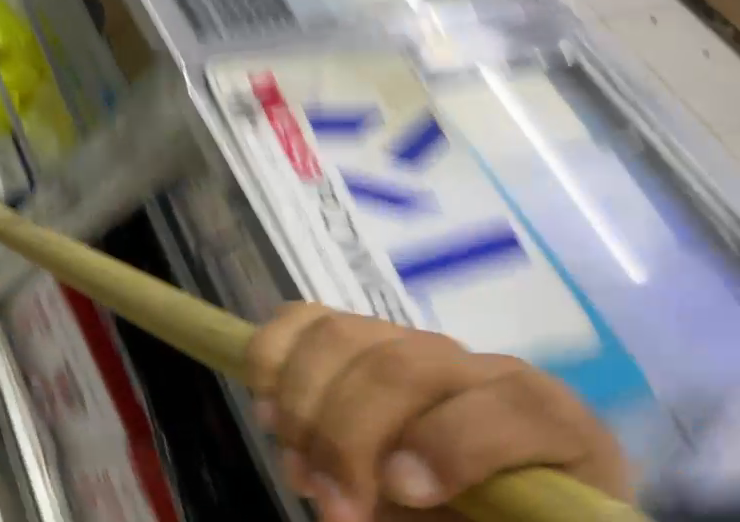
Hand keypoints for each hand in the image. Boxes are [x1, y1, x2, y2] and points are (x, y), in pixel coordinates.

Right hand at [247, 305, 632, 521]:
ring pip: (337, 337)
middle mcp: (474, 365)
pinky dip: (269, 362)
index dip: (452, 443)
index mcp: (552, 423)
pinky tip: (271, 416)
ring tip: (300, 473)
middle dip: (348, 435)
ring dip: (301, 407)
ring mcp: (402, 339)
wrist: (458, 509)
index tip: (401, 493)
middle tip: (330, 503)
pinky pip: (297, 320)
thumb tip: (393, 490)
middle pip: (400, 367)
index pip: (516, 405)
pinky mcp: (344, 332)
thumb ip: (463, 518)